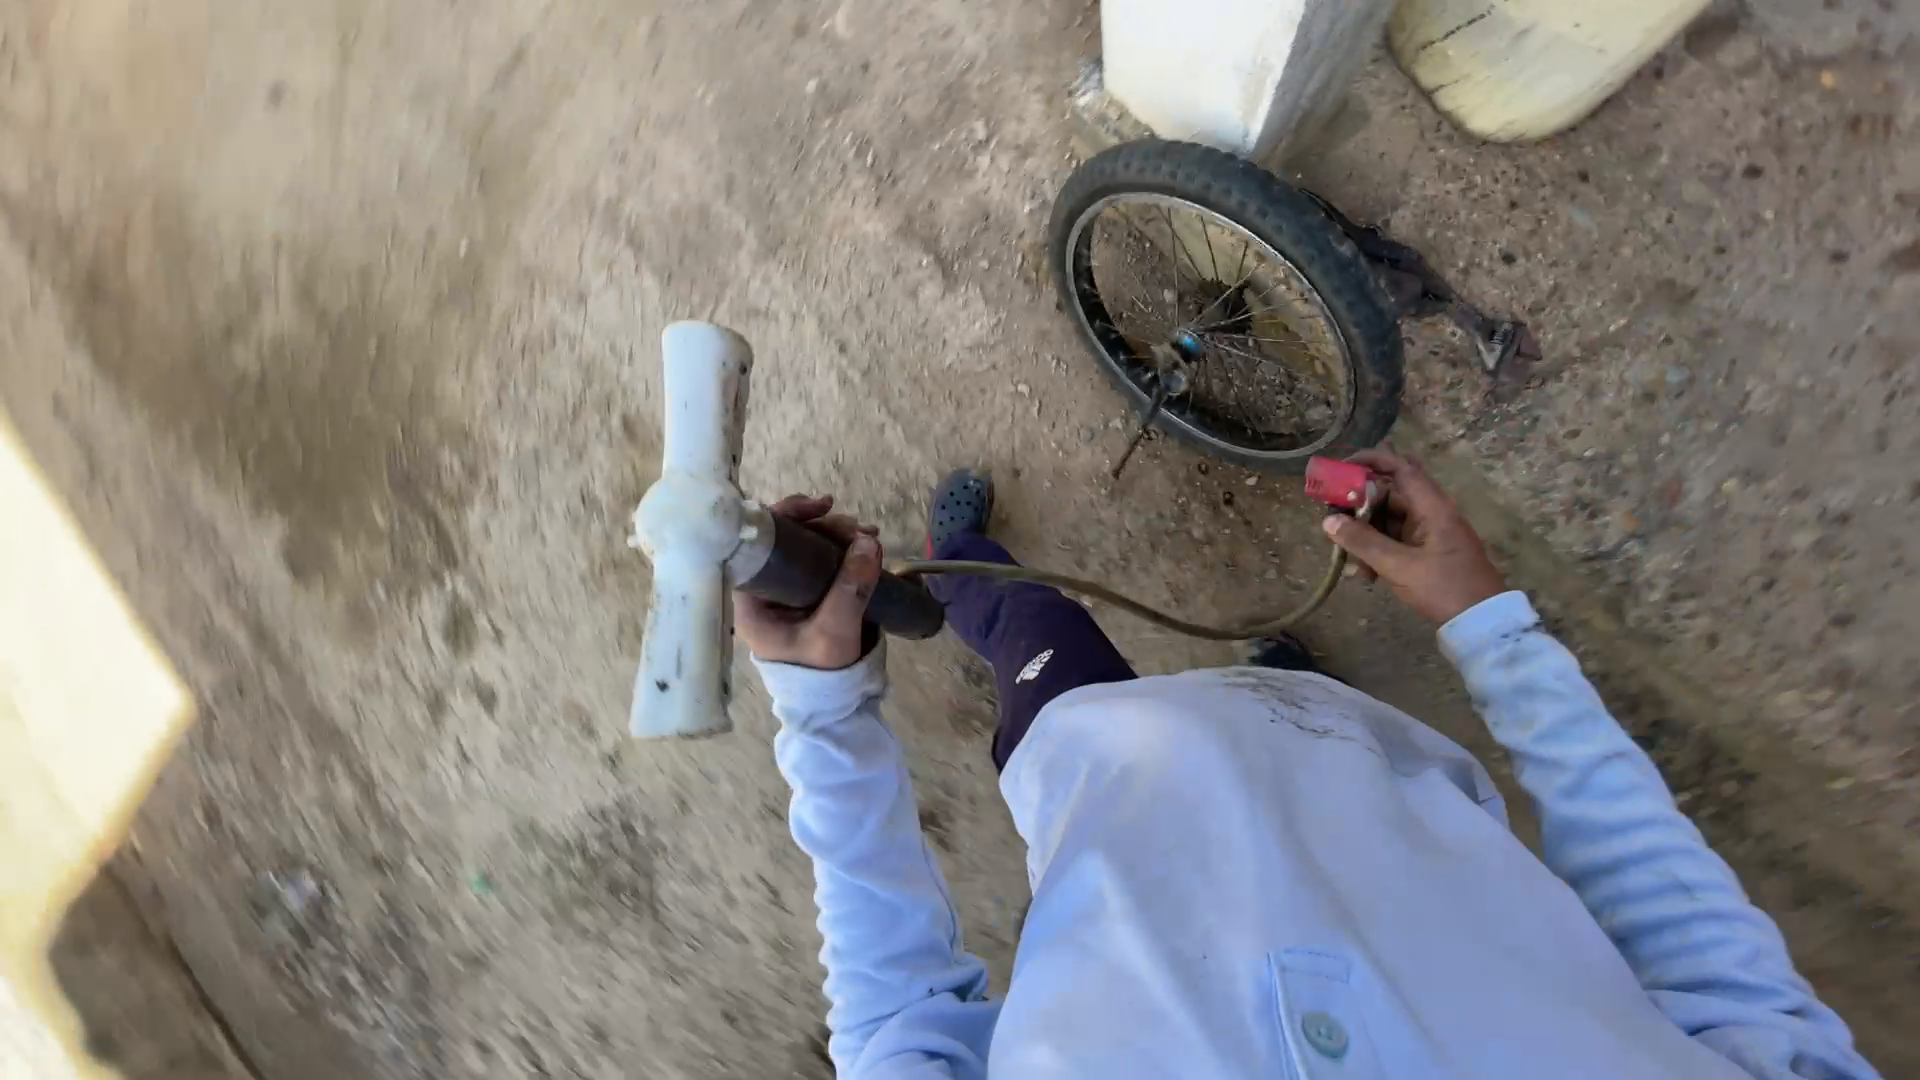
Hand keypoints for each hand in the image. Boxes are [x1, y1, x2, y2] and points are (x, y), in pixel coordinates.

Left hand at [734, 494, 882, 669]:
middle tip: (860, 530)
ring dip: (837, 534)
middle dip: (824, 526)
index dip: (787, 516)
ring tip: (870, 536)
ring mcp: (787, 591)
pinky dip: (842, 548)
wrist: (836, 704)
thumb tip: (869, 542)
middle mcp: (764, 590)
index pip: (757, 542)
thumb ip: (850, 588)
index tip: (821, 509)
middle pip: (786, 539)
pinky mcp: (808, 594)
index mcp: (752, 599)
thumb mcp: (835, 632)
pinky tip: (865, 546)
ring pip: (806, 546)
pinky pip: (820, 560)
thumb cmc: (823, 672)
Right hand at [1320, 448, 1505, 623]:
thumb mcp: (1399, 566)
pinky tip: (1365, 574)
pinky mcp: (1425, 550)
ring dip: (1365, 536)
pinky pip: (1392, 540)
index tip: (1342, 466)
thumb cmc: (1444, 588)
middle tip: (1334, 521)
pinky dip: (1375, 551)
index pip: (1401, 469)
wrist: (1481, 621)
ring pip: (1386, 520)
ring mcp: (1428, 532)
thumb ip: (1362, 542)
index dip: (1372, 460)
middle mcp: (1431, 513)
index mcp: (1433, 508)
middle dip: (1359, 508)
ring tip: (1351, 562)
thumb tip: (1329, 521)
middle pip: (1388, 495)